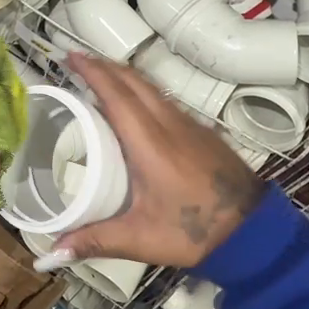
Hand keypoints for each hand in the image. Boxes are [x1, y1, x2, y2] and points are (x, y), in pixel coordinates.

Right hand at [49, 52, 264, 268]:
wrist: (257, 235)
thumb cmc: (194, 233)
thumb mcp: (140, 239)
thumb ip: (94, 240)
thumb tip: (52, 252)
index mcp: (150, 144)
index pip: (117, 95)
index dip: (93, 72)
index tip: (70, 56)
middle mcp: (170, 126)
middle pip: (134, 82)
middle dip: (104, 67)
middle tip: (77, 62)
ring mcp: (191, 127)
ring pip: (152, 89)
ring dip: (125, 77)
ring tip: (101, 78)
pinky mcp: (204, 134)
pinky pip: (165, 101)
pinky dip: (142, 92)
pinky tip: (135, 107)